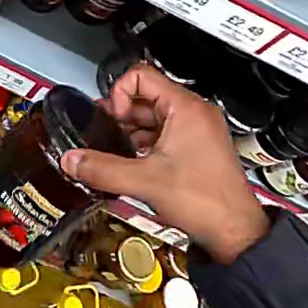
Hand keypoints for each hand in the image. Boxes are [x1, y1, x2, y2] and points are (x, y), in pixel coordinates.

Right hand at [64, 65, 271, 261]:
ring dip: (131, 130)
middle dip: (120, 115)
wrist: (234, 232)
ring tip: (117, 151)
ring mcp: (197, 129)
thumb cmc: (207, 201)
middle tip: (106, 134)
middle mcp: (194, 113)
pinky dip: (144, 142)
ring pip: (152, 116)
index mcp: (186, 109)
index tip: (112, 118)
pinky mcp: (196, 146)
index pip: (141, 76)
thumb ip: (102, 168)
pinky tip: (133, 162)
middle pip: (145, 96)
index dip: (118, 93)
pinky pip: (162, 132)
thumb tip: (73, 160)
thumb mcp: (144, 181)